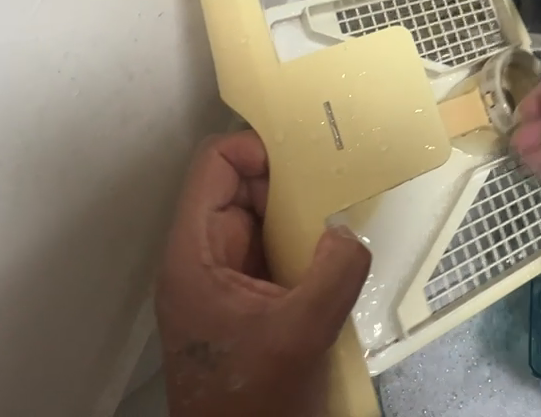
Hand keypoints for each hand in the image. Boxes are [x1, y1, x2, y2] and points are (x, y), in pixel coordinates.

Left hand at [155, 131, 371, 416]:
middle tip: (337, 172)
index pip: (215, 167)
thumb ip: (335, 271)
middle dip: (288, 174)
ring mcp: (228, 276)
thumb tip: (345, 229)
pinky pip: (276, 240)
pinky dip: (305, 231)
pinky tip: (337, 240)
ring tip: (344, 201)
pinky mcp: (252, 293)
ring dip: (301, 204)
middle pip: (241, 183)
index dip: (256, 149)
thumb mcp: (302, 334)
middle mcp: (205, 257)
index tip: (308, 157)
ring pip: (262, 211)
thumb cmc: (256, 400)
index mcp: (195, 257)